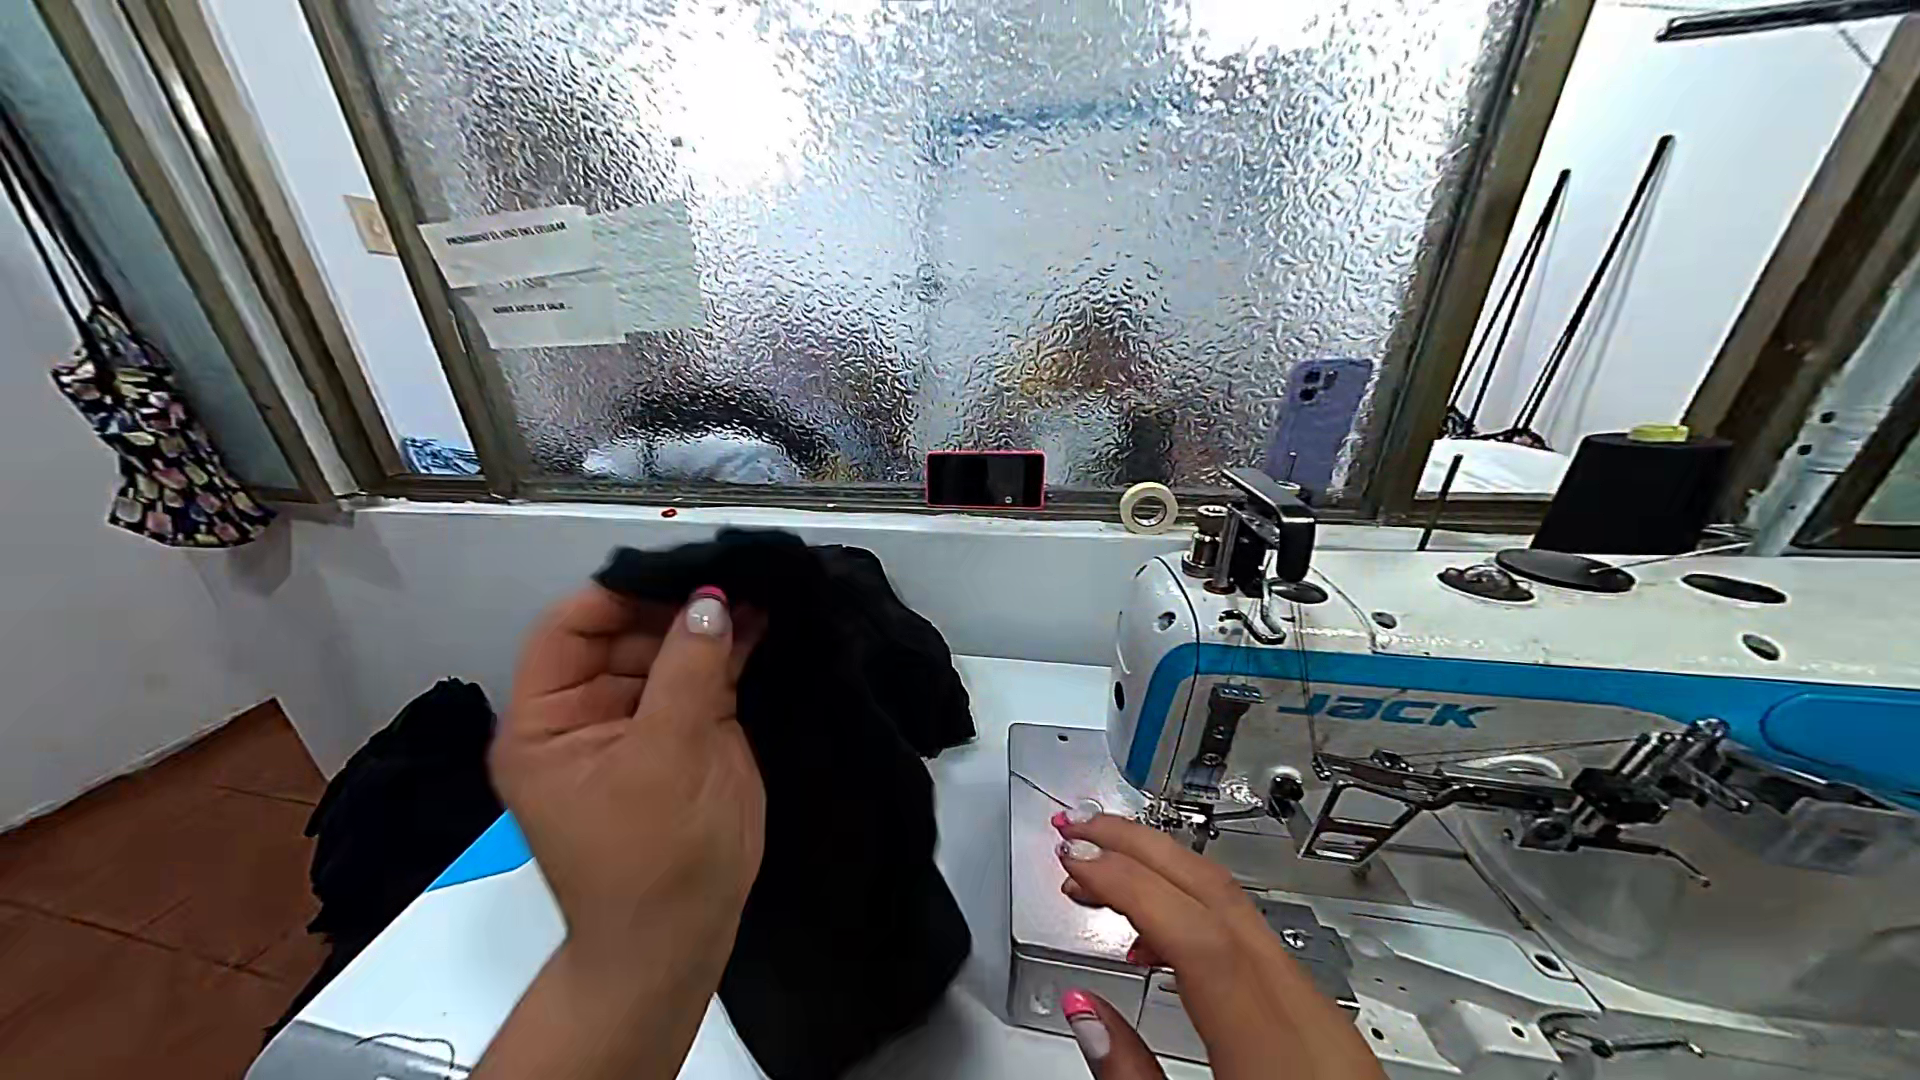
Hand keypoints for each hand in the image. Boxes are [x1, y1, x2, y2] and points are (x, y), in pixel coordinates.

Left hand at [493, 584, 765, 950]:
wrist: (688, 928)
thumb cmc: (652, 854)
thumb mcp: (662, 758)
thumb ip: (686, 671)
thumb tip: (710, 599)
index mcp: (550, 719)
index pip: (571, 628)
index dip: (619, 594)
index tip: (677, 572)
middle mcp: (595, 707)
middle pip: (630, 629)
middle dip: (678, 602)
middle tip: (734, 573)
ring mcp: (648, 714)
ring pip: (676, 645)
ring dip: (714, 618)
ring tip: (759, 586)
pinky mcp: (693, 723)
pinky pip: (710, 670)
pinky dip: (736, 645)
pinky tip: (765, 619)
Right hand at [1051, 812, 1387, 1079]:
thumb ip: (1133, 1077)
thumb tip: (1082, 1006)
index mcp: (1279, 1053)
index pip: (1198, 934)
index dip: (1129, 882)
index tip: (1072, 856)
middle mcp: (1305, 1012)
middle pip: (1214, 892)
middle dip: (1135, 846)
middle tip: (1075, 828)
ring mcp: (1313, 1003)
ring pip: (1227, 900)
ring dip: (1155, 868)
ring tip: (1095, 864)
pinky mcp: (1309, 1007)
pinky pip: (1239, 929)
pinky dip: (1182, 904)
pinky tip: (1144, 929)